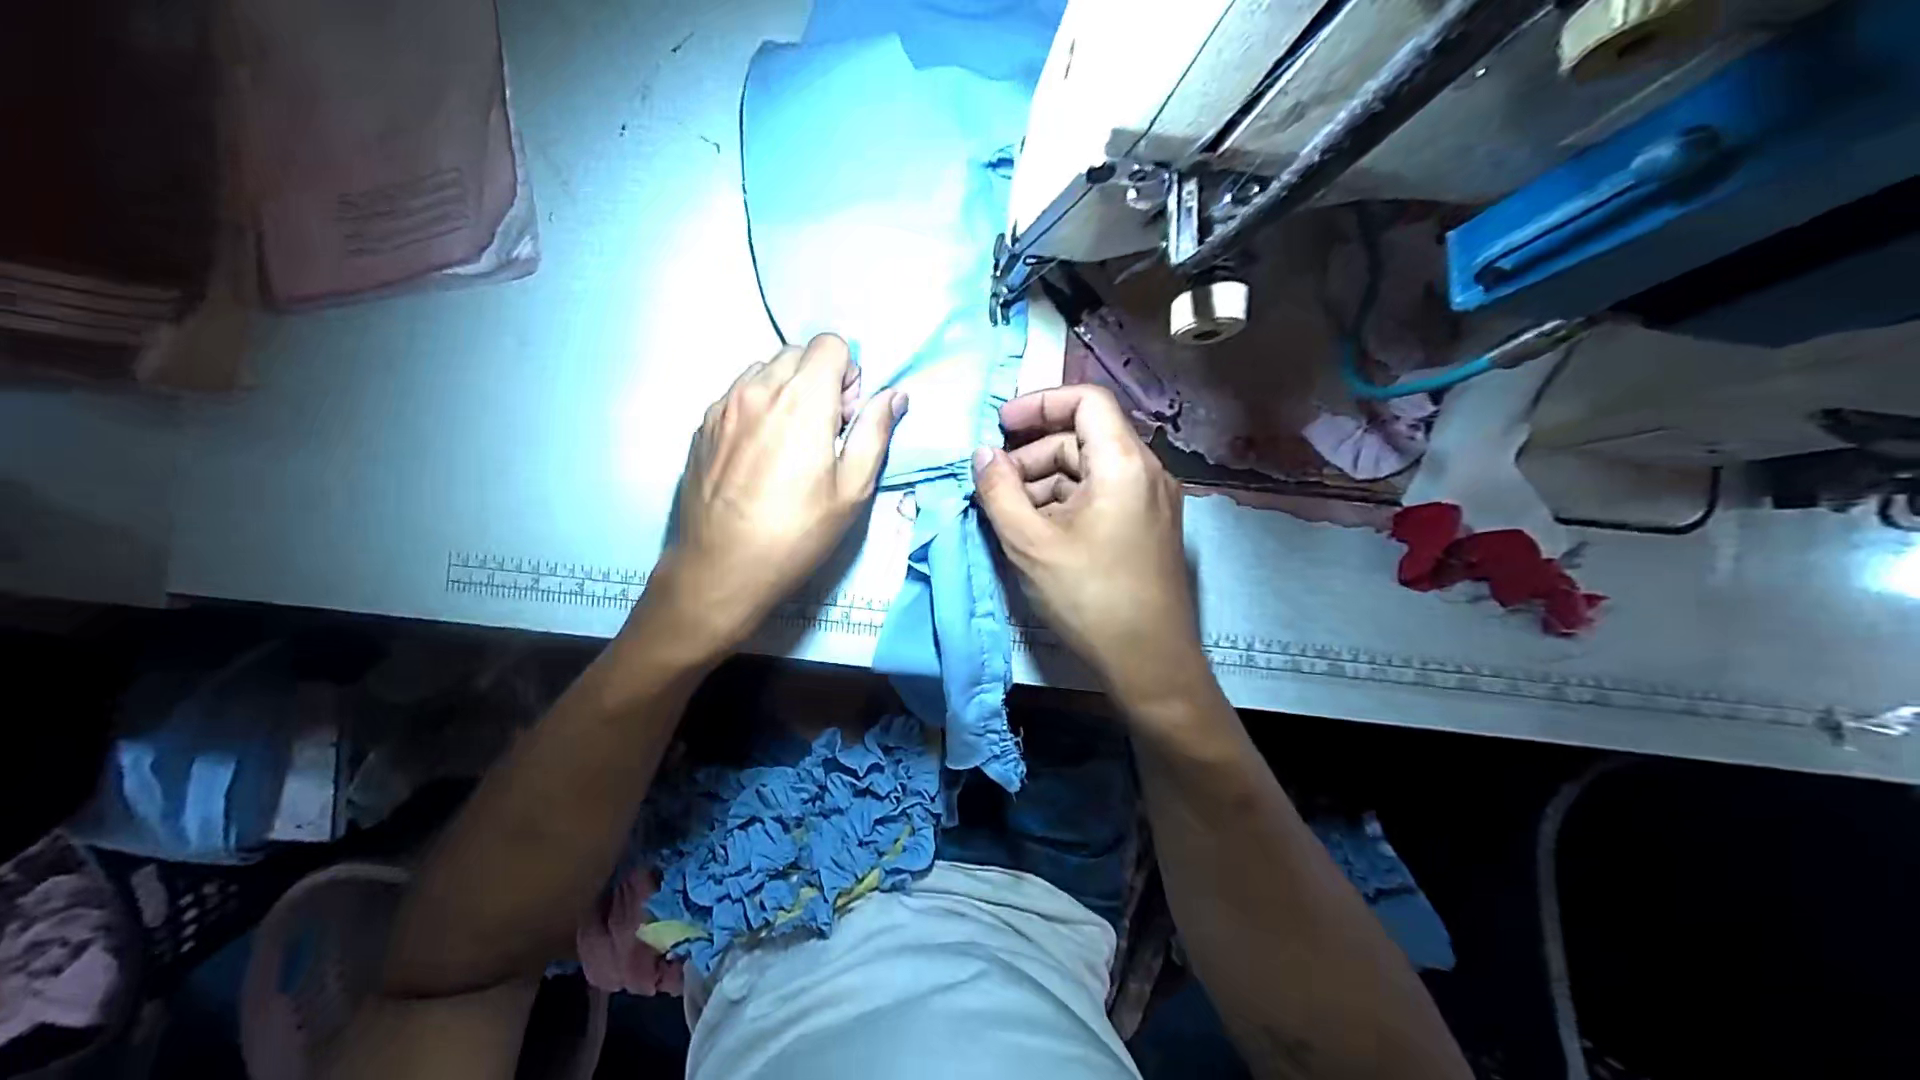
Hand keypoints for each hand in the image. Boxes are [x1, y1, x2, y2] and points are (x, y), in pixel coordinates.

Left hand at [636, 334, 904, 661]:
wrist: (720, 570)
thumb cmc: (796, 534)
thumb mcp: (852, 490)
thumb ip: (874, 433)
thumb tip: (894, 396)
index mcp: (801, 400)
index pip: (830, 344)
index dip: (847, 374)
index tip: (845, 415)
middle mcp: (757, 389)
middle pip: (798, 353)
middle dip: (818, 380)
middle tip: (823, 432)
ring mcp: (723, 406)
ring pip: (764, 371)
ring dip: (785, 392)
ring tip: (788, 444)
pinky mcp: (702, 426)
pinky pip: (737, 395)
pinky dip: (757, 409)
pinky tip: (758, 456)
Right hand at [973, 385, 1211, 711]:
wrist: (1150, 663)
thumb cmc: (1090, 598)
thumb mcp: (1030, 543)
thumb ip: (999, 491)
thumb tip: (982, 454)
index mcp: (1124, 463)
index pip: (1085, 400)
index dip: (1038, 403)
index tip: (1000, 426)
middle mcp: (1146, 472)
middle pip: (1083, 436)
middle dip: (1032, 454)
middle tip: (995, 486)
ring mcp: (1151, 501)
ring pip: (1089, 469)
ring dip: (1045, 482)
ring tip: (1010, 516)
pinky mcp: (1147, 527)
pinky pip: (1102, 496)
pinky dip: (1066, 503)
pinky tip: (1038, 533)